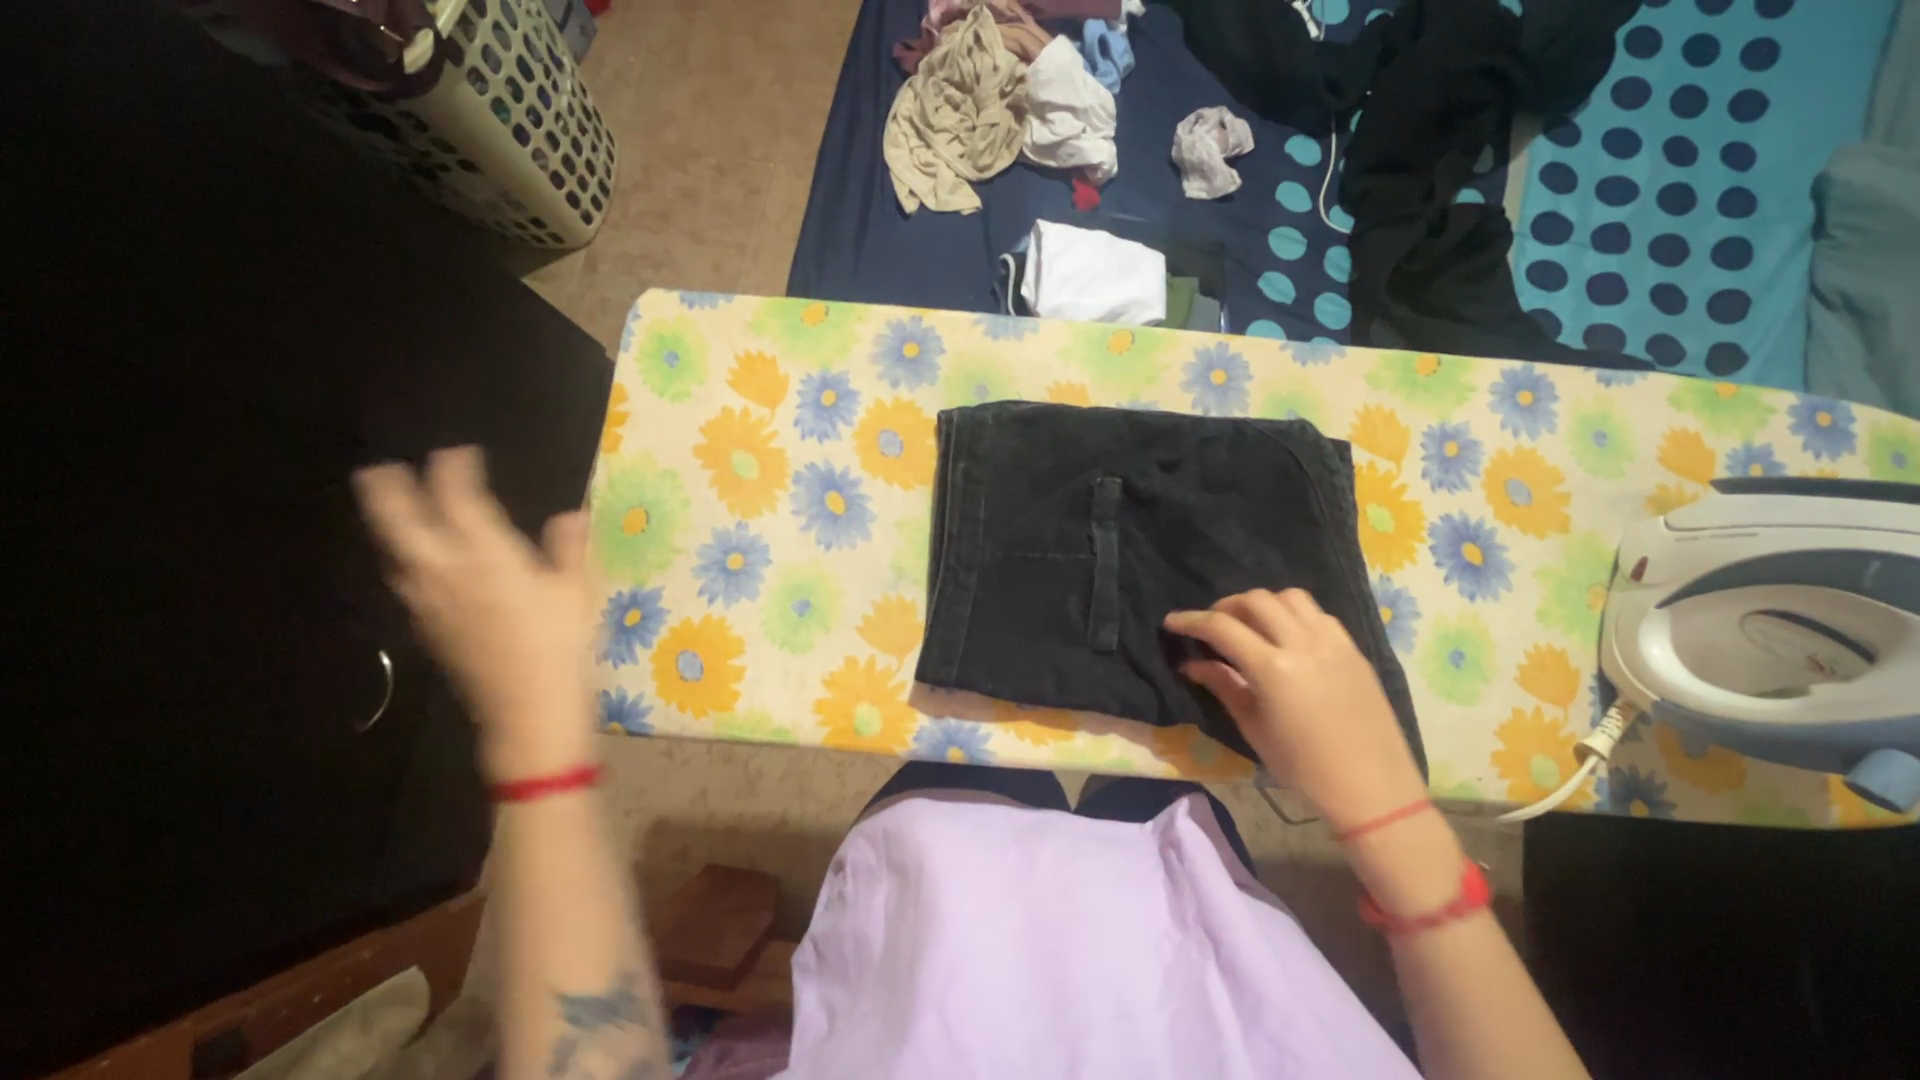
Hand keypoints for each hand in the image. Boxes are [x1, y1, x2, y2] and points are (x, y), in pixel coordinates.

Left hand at [353, 447, 597, 781]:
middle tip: (379, 470)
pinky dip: (406, 564)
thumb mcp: (579, 591)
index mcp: (490, 557)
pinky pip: (408, 585)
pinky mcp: (431, 629)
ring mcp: (433, 603)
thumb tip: (569, 515)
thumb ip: (569, 549)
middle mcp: (450, 573)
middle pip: (406, 525)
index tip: (455, 454)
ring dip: (391, 529)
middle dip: (390, 494)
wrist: (529, 708)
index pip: (461, 502)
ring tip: (389, 513)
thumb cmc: (563, 645)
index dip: (454, 473)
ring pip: (399, 556)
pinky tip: (413, 568)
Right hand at [1164, 588, 1427, 834]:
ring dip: (1262, 604)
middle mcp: (1303, 644)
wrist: (1372, 788)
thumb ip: (1223, 686)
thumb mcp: (1254, 728)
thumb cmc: (1304, 768)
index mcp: (1273, 669)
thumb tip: (1192, 664)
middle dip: (1226, 606)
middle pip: (1255, 600)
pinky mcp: (1354, 649)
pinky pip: (1318, 614)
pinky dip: (1295, 614)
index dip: (1191, 620)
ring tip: (1251, 625)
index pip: (1222, 626)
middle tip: (1212, 626)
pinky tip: (1287, 637)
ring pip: (1290, 597)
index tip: (1172, 622)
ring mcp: (1333, 643)